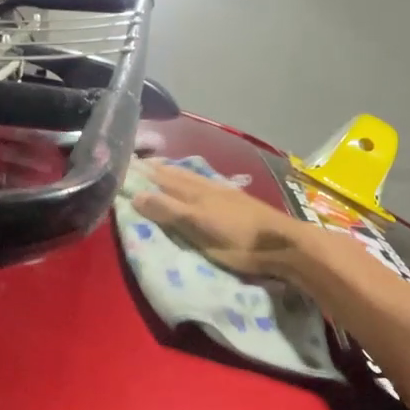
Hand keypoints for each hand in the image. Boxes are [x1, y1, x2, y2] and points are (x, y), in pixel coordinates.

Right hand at [130, 161, 314, 277]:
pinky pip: (206, 184)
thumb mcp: (198, 229)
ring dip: (175, 173)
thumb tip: (137, 194)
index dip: (145, 174)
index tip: (126, 167)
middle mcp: (207, 187)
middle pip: (177, 175)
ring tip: (162, 168)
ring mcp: (224, 193)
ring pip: (193, 178)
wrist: (283, 245)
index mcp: (194, 193)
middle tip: (140, 164)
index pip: (163, 179)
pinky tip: (197, 180)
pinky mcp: (237, 201)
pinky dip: (193, 179)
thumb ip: (169, 211)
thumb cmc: (237, 241)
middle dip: (158, 170)